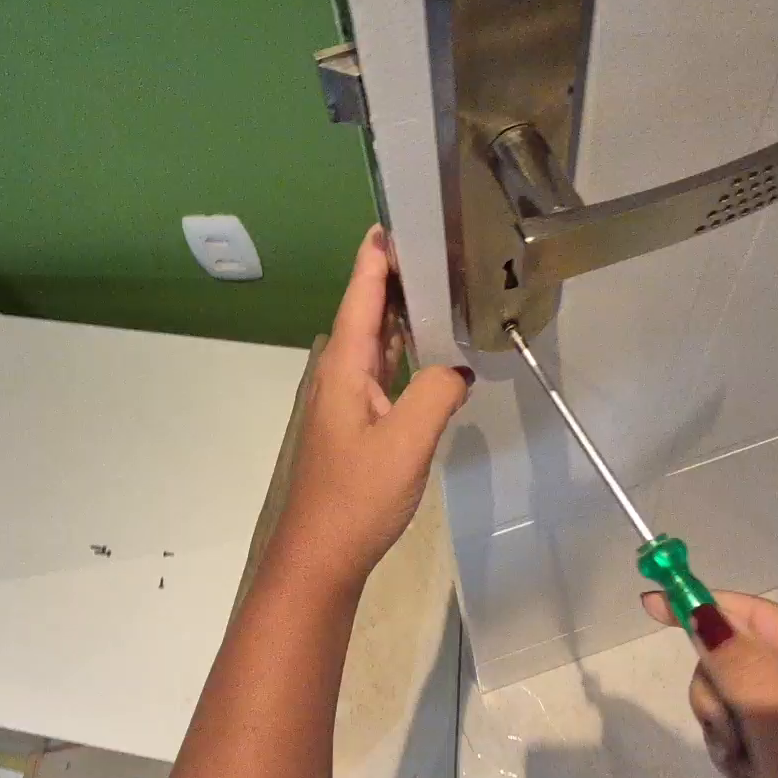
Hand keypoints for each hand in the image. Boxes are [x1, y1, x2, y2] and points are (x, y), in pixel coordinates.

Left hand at [264, 226, 471, 590]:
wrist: (320, 555)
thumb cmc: (357, 497)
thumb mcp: (406, 442)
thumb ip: (435, 395)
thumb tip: (457, 371)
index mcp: (345, 369)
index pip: (360, 298)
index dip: (375, 259)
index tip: (395, 221)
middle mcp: (340, 377)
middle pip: (366, 314)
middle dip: (394, 278)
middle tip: (435, 249)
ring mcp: (346, 402)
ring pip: (375, 344)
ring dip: (401, 315)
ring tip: (437, 287)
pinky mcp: (357, 425)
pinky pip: (383, 373)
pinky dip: (405, 353)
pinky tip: (428, 352)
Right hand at [642, 590, 777, 777]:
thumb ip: (744, 672)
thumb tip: (701, 611)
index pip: (760, 617)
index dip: (704, 606)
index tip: (648, 605)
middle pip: (742, 657)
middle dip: (721, 697)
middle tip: (733, 741)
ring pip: (738, 699)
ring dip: (728, 735)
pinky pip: (749, 735)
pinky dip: (739, 759)